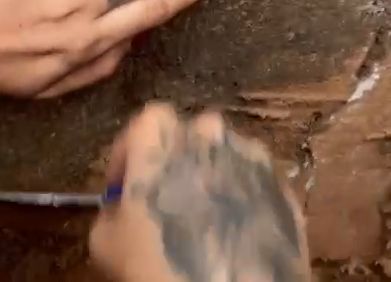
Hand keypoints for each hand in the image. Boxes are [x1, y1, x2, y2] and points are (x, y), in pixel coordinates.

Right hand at [90, 105, 309, 281]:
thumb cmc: (157, 265)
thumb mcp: (104, 243)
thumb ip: (109, 212)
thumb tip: (120, 211)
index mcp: (160, 133)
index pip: (142, 125)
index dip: (130, 156)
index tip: (123, 189)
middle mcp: (207, 132)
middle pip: (187, 137)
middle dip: (175, 163)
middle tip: (166, 205)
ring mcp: (252, 159)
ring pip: (225, 159)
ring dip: (212, 180)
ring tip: (204, 225)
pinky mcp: (286, 192)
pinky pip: (256, 188)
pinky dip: (245, 205)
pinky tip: (235, 241)